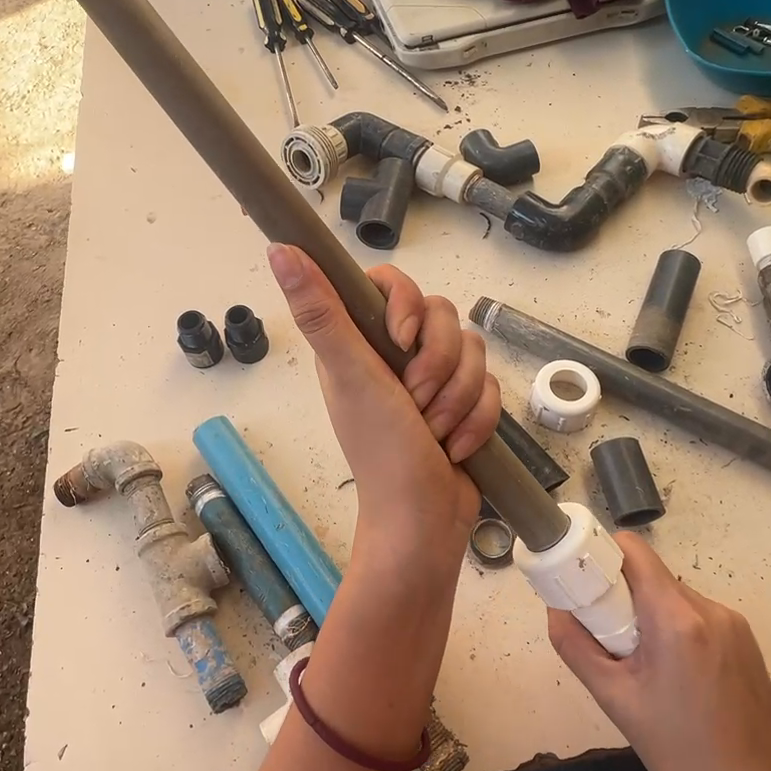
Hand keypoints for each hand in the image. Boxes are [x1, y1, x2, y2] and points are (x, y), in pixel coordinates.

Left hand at [267, 244, 497, 565]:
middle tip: (415, 401)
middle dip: (439, 365)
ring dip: (458, 398)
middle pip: (443, 315)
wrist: (423, 521)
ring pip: (472, 351)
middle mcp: (393, 353)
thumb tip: (279, 250)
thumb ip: (321, 313)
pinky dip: (476, 420)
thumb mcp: (350, 376)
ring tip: (434, 431)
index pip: (391, 283)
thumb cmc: (381, 450)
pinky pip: (490, 387)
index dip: (407, 304)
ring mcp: (430, 378)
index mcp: (358, 339)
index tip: (402, 339)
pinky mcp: (462, 403)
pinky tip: (455, 447)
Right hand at [549, 534, 770, 770]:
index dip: (597, 555)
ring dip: (644, 616)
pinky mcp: (746, 644)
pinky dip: (671, 631)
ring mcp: (734, 626)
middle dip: (617, 596)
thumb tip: (556, 608)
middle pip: (648, 574)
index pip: (630, 548)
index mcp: (677, 618)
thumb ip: (576, 646)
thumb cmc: (684, 757)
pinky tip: (669, 678)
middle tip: (603, 640)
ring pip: (670, 597)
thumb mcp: (616, 702)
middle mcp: (711, 609)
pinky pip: (694, 618)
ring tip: (637, 668)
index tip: (578, 585)